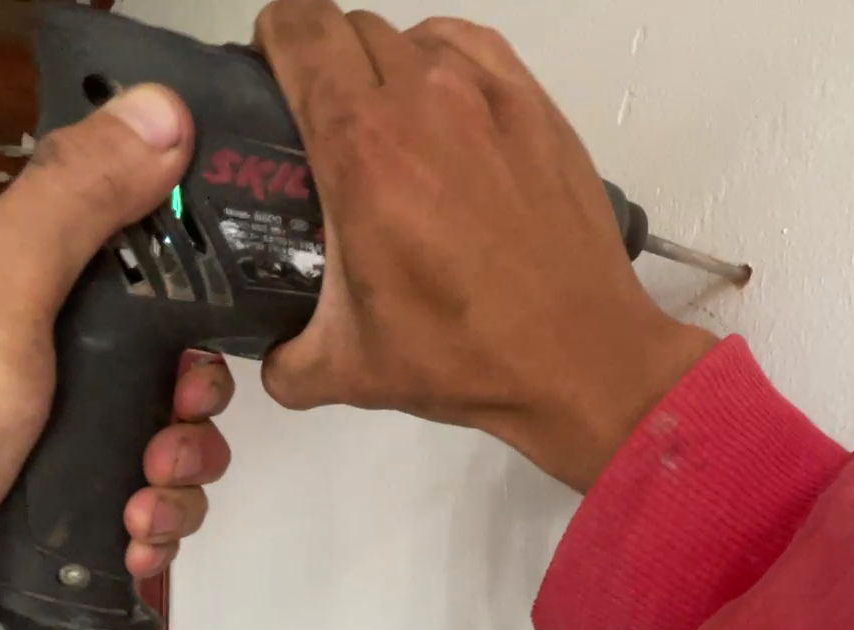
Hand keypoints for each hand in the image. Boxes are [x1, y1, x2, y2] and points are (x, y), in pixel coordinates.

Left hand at [0, 85, 232, 629]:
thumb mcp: (0, 283)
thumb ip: (79, 202)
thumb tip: (163, 110)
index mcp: (57, 302)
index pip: (167, 304)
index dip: (201, 335)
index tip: (194, 365)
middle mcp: (76, 369)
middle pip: (188, 392)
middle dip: (193, 429)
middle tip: (161, 449)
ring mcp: (81, 441)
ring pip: (184, 459)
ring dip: (180, 489)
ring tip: (141, 513)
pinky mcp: (86, 505)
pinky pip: (160, 514)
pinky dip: (158, 533)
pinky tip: (132, 544)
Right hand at [254, 1, 718, 490]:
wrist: (581, 360)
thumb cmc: (470, 359)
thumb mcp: (355, 373)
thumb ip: (287, 363)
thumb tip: (272, 363)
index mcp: (363, 147)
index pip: (297, 30)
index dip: (276, 50)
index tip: (278, 92)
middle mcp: (426, 101)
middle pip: (352, 30)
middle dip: (330, 70)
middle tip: (337, 138)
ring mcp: (491, 97)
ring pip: (415, 38)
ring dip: (394, 73)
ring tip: (403, 140)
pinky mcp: (540, 109)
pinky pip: (475, 51)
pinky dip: (451, 72)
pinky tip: (456, 128)